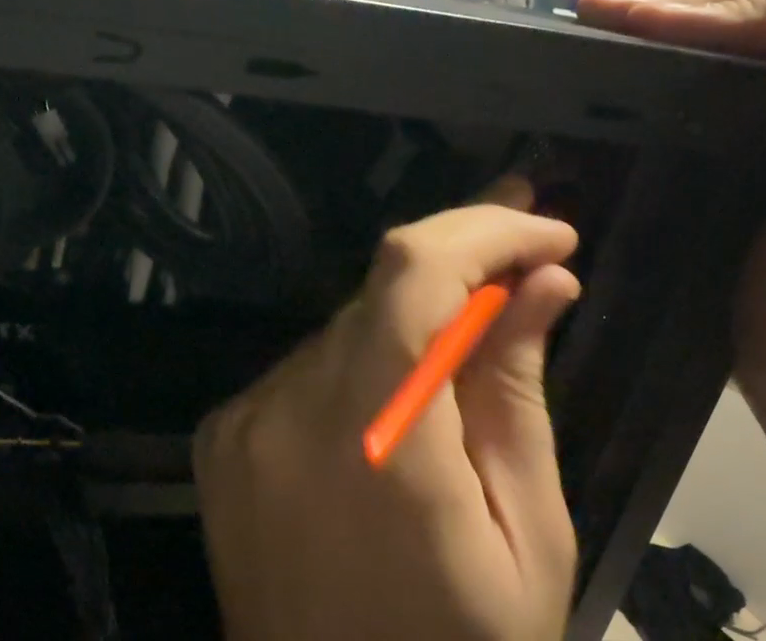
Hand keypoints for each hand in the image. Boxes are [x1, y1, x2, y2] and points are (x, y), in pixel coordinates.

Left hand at [194, 178, 579, 640]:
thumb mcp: (528, 537)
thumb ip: (516, 395)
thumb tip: (541, 285)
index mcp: (375, 438)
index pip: (412, 274)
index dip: (481, 230)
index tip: (548, 227)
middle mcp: (286, 409)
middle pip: (372, 296)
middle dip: (455, 272)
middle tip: (527, 268)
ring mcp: (241, 421)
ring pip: (336, 334)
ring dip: (404, 331)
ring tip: (465, 361)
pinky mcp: (217, 438)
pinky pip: (297, 375)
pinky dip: (352, 373)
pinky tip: (390, 420)